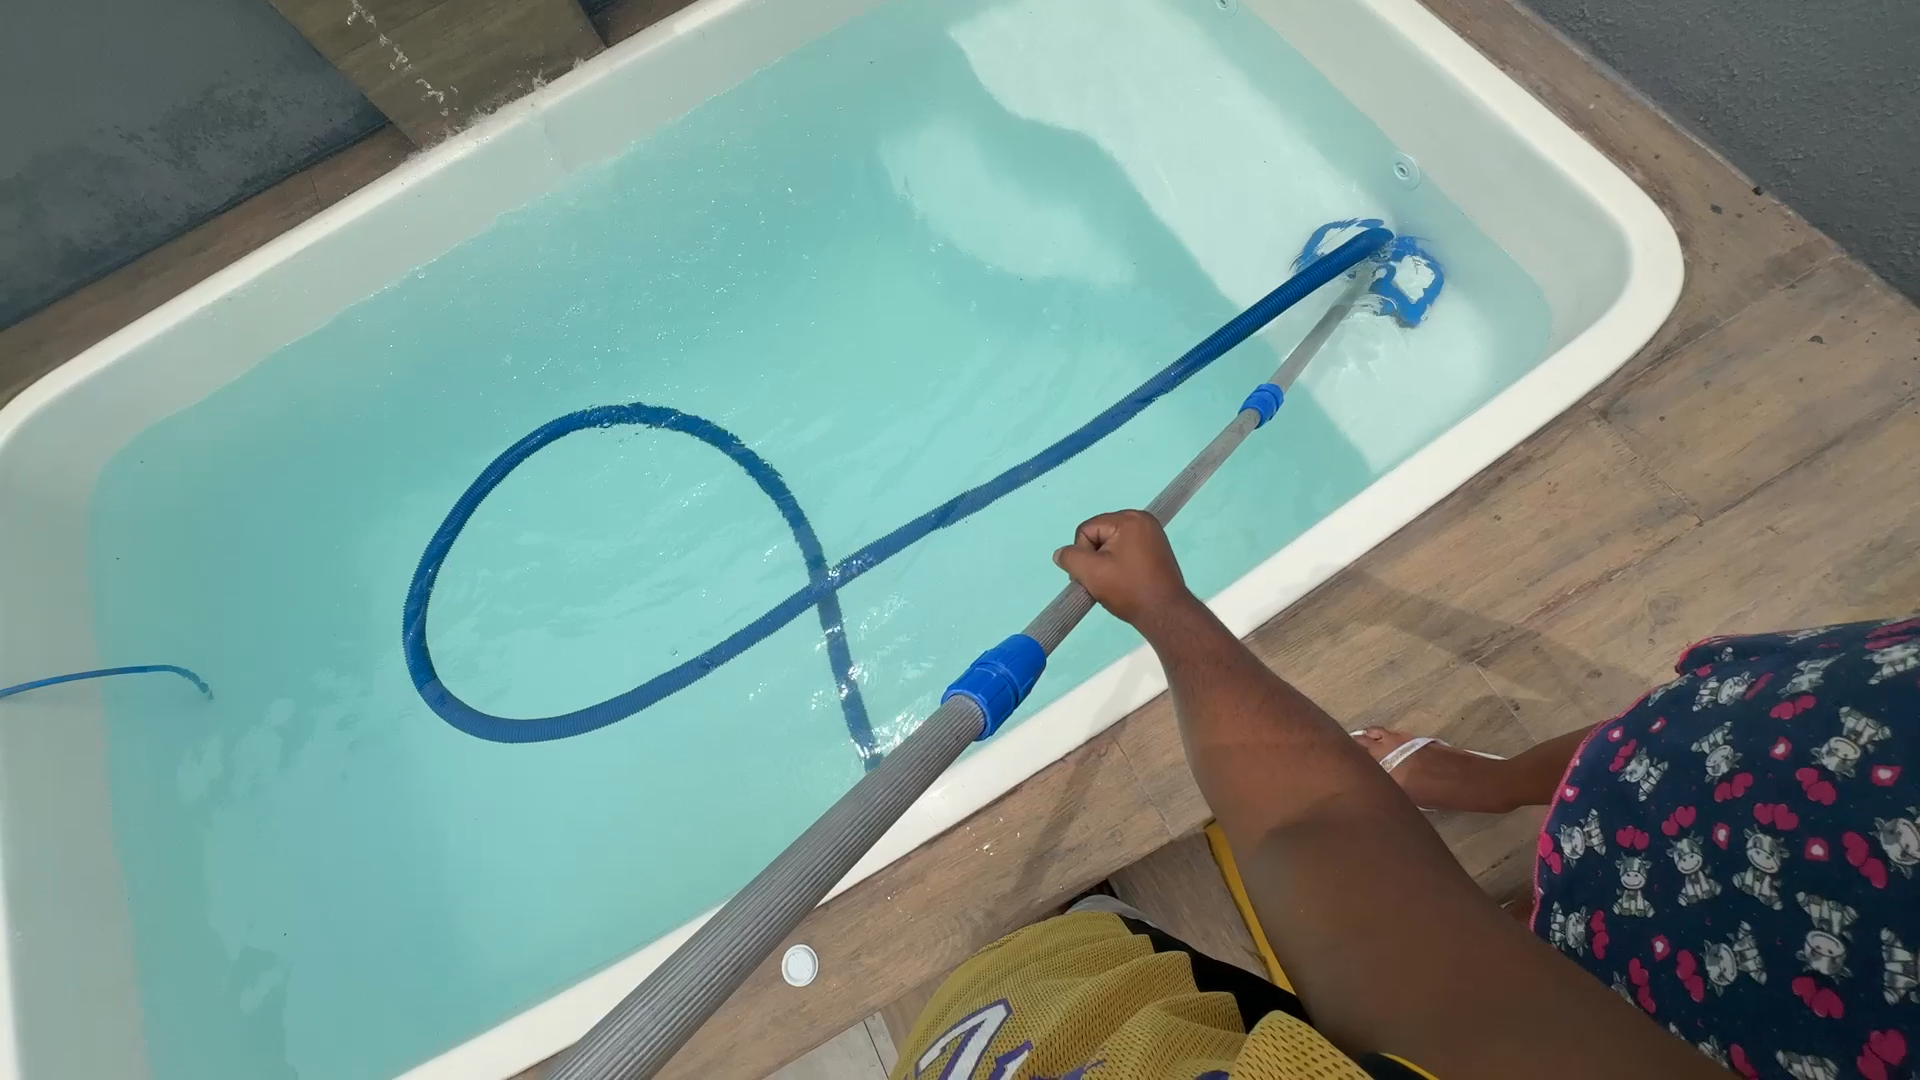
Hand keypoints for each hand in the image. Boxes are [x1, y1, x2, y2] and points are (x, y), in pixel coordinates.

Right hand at [1053, 510, 1198, 629]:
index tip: (1092, 576)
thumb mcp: (1091, 573)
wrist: (1165, 614)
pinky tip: (1124, 580)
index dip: (1082, 554)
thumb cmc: (1128, 590)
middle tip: (1101, 581)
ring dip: (1105, 562)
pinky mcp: (1156, 548)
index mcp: (1129, 519)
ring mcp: (1152, 534)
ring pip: (1111, 544)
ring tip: (1113, 583)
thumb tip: (1061, 554)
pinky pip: (1125, 549)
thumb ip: (1070, 558)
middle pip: (1099, 534)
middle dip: (1094, 557)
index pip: (1087, 530)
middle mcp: (1142, 519)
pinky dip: (1119, 564)